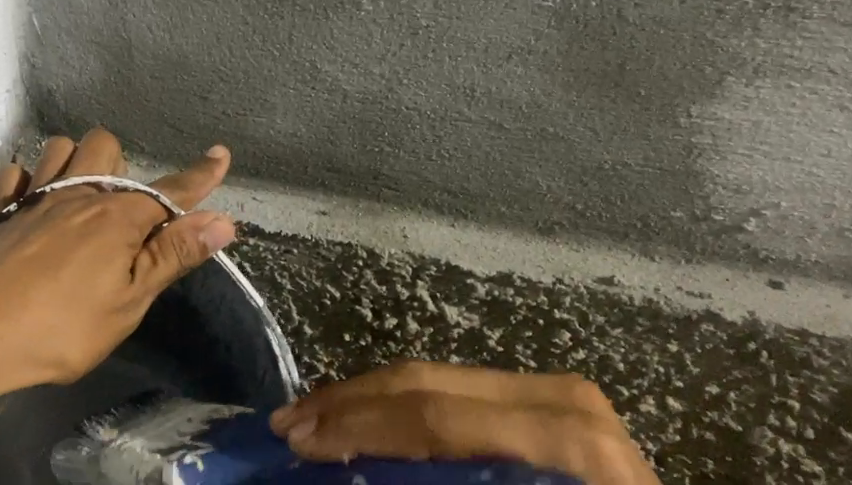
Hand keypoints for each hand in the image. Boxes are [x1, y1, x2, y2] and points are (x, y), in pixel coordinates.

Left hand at [0, 128, 235, 407]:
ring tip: (80, 197)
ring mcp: (34, 195)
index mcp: (117, 216)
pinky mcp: (0, 208)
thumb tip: (221, 220)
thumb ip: (171, 256)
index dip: (200, 175)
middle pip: (106, 146)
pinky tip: (31, 202)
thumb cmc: (61, 328)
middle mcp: (78, 192)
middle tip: (122, 211)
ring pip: (60, 146)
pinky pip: (16, 171)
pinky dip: (28, 178)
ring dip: (75, 161)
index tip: (220, 154)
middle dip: (121, 164)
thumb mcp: (128, 302)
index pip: (170, 191)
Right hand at [268, 361, 660, 484]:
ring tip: (311, 414)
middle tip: (286, 422)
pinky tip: (366, 414)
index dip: (358, 428)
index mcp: (565, 443)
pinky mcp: (554, 399)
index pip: (434, 420)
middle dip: (347, 403)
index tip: (297, 442)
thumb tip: (347, 470)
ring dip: (367, 398)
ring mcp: (562, 394)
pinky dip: (405, 402)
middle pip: (427, 383)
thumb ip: (434, 477)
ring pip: (436, 376)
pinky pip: (459, 389)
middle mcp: (564, 402)